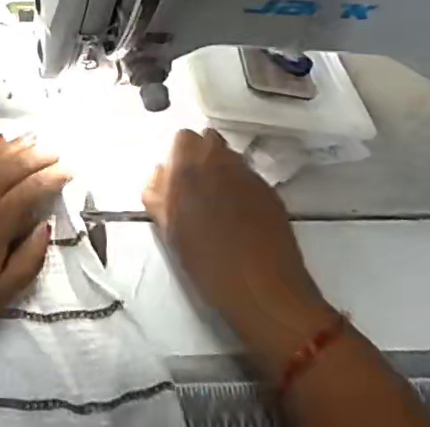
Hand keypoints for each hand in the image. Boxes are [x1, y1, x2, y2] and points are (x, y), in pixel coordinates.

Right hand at [143, 129, 335, 371]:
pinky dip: (242, 187)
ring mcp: (250, 176)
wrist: (263, 292)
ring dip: (222, 169)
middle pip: (209, 140)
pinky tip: (242, 216)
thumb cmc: (206, 262)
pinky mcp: (272, 193)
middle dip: (201, 155)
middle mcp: (221, 161)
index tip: (176, 177)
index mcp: (190, 167)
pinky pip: (250, 178)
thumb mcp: (168, 229)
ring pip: (231, 157)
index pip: (183, 137)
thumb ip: (156, 193)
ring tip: (219, 202)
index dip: (178, 154)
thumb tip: (160, 173)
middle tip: (196, 186)